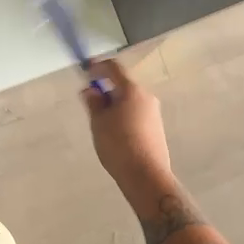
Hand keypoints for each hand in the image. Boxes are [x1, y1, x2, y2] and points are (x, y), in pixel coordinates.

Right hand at [81, 58, 174, 203]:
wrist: (146, 176)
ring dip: (116, 105)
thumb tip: (91, 90)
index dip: (98, 67)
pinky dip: (125, 117)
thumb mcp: (99, 122)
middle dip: (106, 90)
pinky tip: (117, 136)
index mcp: (131, 90)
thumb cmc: (118, 145)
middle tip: (92, 104)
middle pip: (123, 85)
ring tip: (103, 125)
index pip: (113, 67)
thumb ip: (93, 102)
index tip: (86, 72)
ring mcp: (154, 113)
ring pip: (130, 101)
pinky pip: (137, 114)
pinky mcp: (157, 128)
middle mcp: (146, 96)